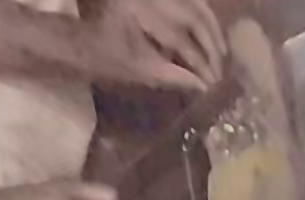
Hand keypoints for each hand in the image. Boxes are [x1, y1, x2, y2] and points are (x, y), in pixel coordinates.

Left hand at [81, 0, 227, 91]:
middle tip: (221, 69)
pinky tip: (210, 30)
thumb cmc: (109, 57)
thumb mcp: (141, 71)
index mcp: (138, 11)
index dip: (200, 63)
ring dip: (212, 27)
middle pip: (192, 16)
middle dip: (211, 45)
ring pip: (194, 3)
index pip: (180, 39)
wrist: (83, 35)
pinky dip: (202, 12)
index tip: (213, 84)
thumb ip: (174, 77)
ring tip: (221, 51)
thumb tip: (204, 87)